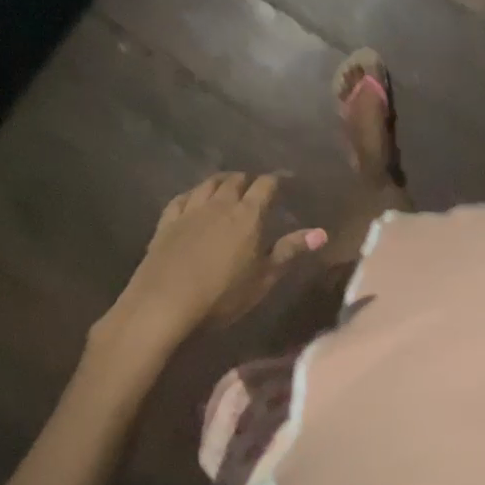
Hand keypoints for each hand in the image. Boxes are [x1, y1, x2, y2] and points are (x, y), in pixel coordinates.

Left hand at [103, 173, 325, 348]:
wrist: (163, 305)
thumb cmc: (221, 295)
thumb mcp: (263, 278)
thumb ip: (290, 251)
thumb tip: (322, 232)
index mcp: (248, 215)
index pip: (266, 185)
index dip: (276, 180)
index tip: (284, 182)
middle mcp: (220, 204)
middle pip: (236, 180)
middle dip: (248, 179)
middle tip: (255, 186)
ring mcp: (190, 211)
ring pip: (208, 184)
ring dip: (221, 181)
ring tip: (228, 185)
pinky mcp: (165, 223)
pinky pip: (181, 198)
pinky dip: (192, 194)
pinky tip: (193, 199)